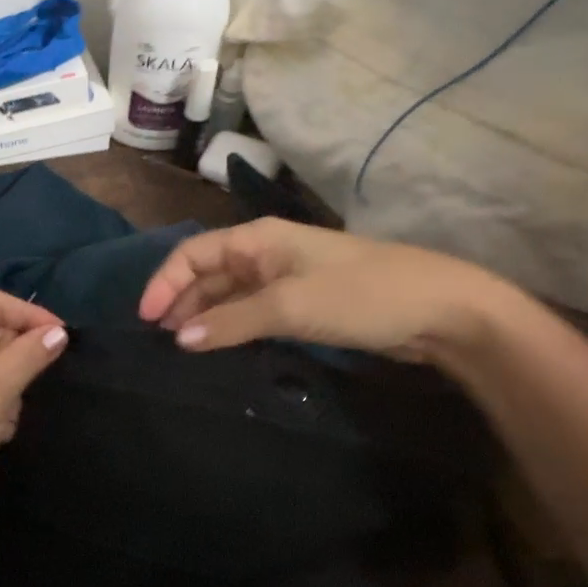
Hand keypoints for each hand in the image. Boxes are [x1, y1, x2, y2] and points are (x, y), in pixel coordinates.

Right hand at [137, 218, 520, 361]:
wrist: (442, 311)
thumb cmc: (360, 295)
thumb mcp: (289, 307)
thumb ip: (230, 322)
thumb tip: (178, 340)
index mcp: (258, 239)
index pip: (193, 254)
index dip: (164, 282)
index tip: (145, 319)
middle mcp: (266, 253)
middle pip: (208, 274)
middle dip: (180, 302)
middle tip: (158, 339)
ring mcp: (287, 279)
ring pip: (229, 294)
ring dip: (203, 317)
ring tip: (182, 347)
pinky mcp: (305, 304)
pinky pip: (253, 312)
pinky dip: (230, 327)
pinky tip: (219, 347)